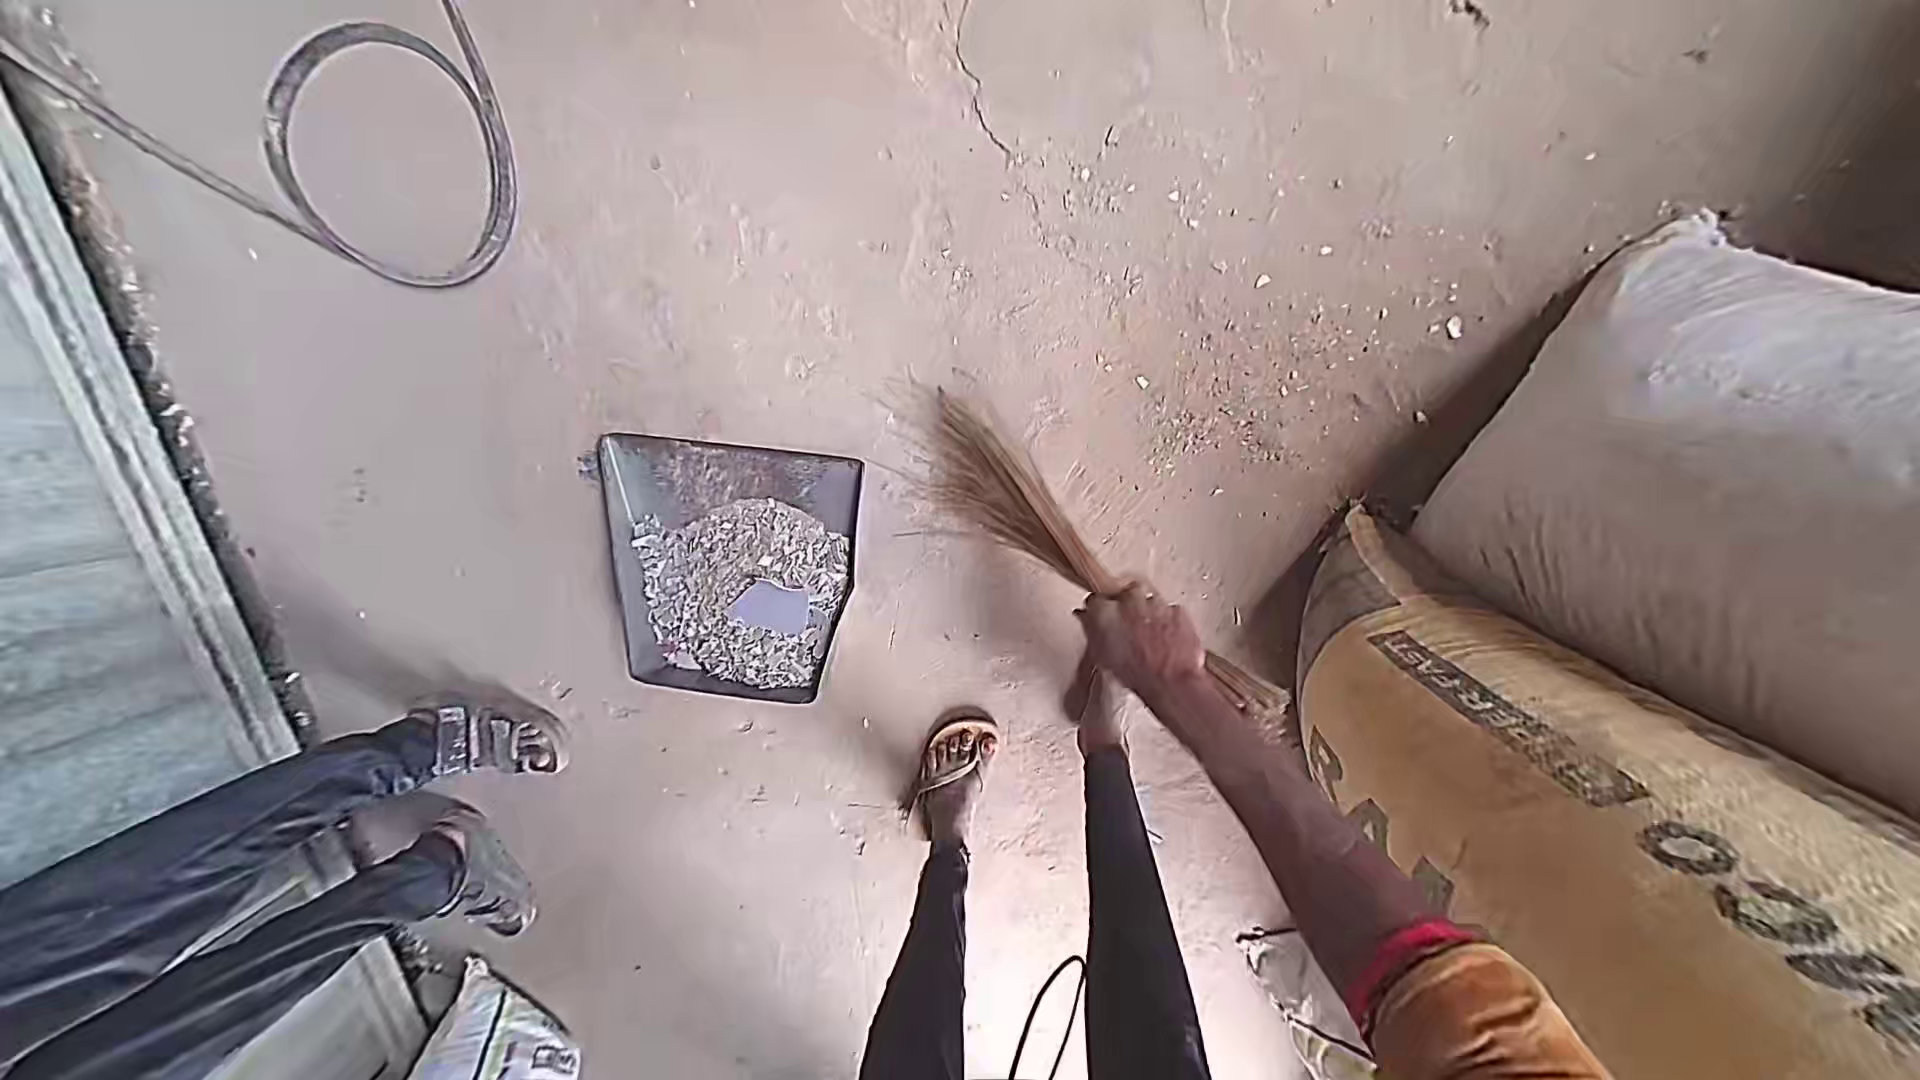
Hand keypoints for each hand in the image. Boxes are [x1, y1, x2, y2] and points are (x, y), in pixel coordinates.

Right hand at [1075, 583, 1206, 700]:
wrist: (1169, 682)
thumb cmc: (1136, 673)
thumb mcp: (1101, 655)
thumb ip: (1091, 629)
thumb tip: (1086, 617)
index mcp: (1104, 610)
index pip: (1095, 599)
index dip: (1099, 610)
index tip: (1102, 617)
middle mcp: (1129, 599)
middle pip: (1122, 594)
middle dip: (1123, 606)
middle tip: (1126, 625)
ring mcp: (1154, 602)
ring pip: (1146, 599)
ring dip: (1145, 612)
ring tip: (1147, 634)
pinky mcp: (1175, 609)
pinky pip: (1167, 610)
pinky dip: (1165, 620)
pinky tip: (1163, 636)